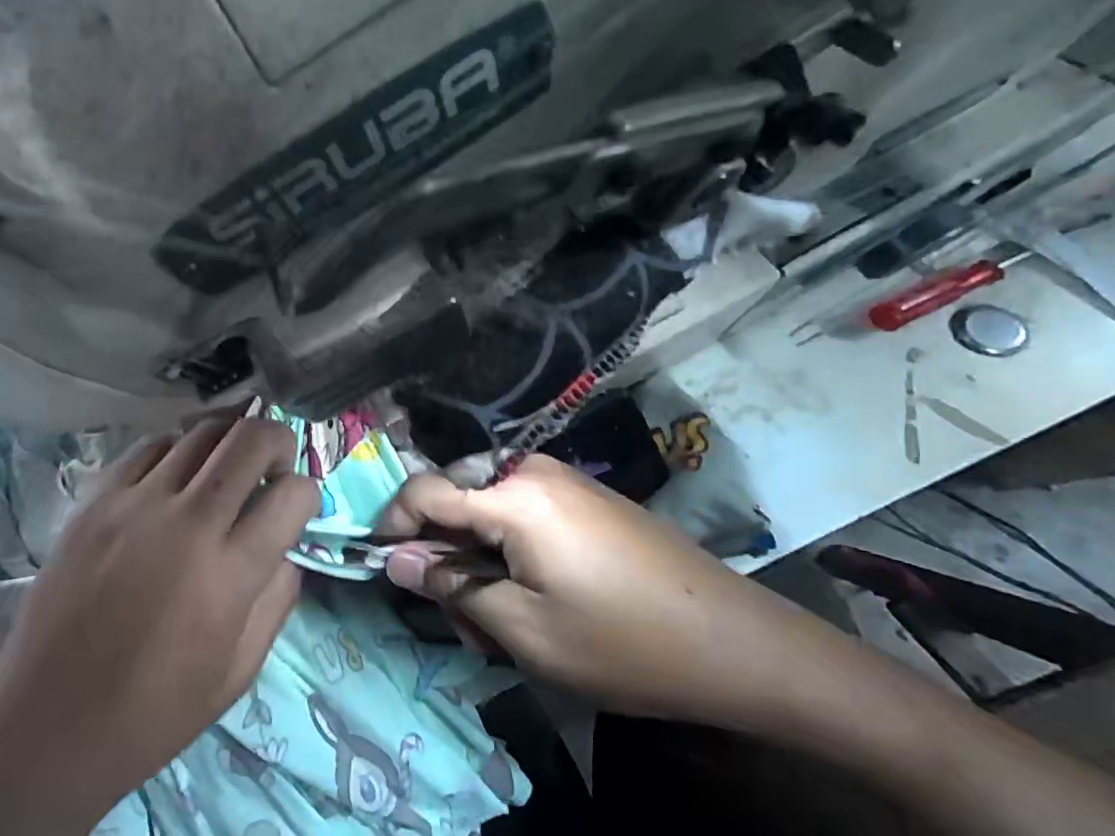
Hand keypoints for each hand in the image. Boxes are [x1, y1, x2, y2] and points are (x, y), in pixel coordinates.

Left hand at [0, 418, 316, 835]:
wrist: (45, 727)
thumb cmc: (152, 712)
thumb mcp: (239, 670)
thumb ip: (277, 598)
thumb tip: (286, 547)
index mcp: (230, 574)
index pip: (294, 493)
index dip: (308, 494)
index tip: (297, 509)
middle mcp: (187, 525)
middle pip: (252, 439)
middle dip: (280, 442)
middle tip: (276, 467)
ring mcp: (135, 506)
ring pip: (203, 432)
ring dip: (230, 444)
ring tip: (226, 473)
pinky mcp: (95, 502)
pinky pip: (151, 447)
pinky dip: (178, 452)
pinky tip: (176, 481)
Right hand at [376, 456, 843, 729]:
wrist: (732, 640)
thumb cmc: (622, 641)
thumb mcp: (525, 630)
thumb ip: (452, 587)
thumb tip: (394, 558)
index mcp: (514, 495)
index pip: (425, 490)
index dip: (393, 526)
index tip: (382, 569)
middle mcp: (533, 472)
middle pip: (456, 501)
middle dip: (444, 558)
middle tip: (464, 624)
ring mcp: (562, 482)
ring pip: (487, 513)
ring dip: (479, 565)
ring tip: (502, 627)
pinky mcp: (582, 499)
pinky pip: (520, 515)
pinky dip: (509, 555)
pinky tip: (532, 602)